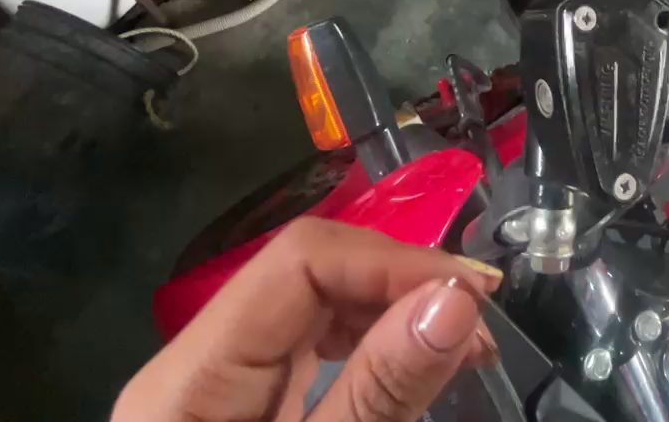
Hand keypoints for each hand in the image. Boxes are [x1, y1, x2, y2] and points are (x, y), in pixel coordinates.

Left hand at [114, 218, 501, 421]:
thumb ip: (379, 394)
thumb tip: (456, 295)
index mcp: (188, 382)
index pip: (299, 263)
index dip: (390, 261)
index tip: (472, 293)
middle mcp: (199, 366)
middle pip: (308, 276)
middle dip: (401, 283)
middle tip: (480, 319)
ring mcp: (222, 389)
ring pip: (317, 307)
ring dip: (396, 308)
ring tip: (465, 342)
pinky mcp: (247, 412)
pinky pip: (316, 351)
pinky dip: (375, 345)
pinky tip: (416, 361)